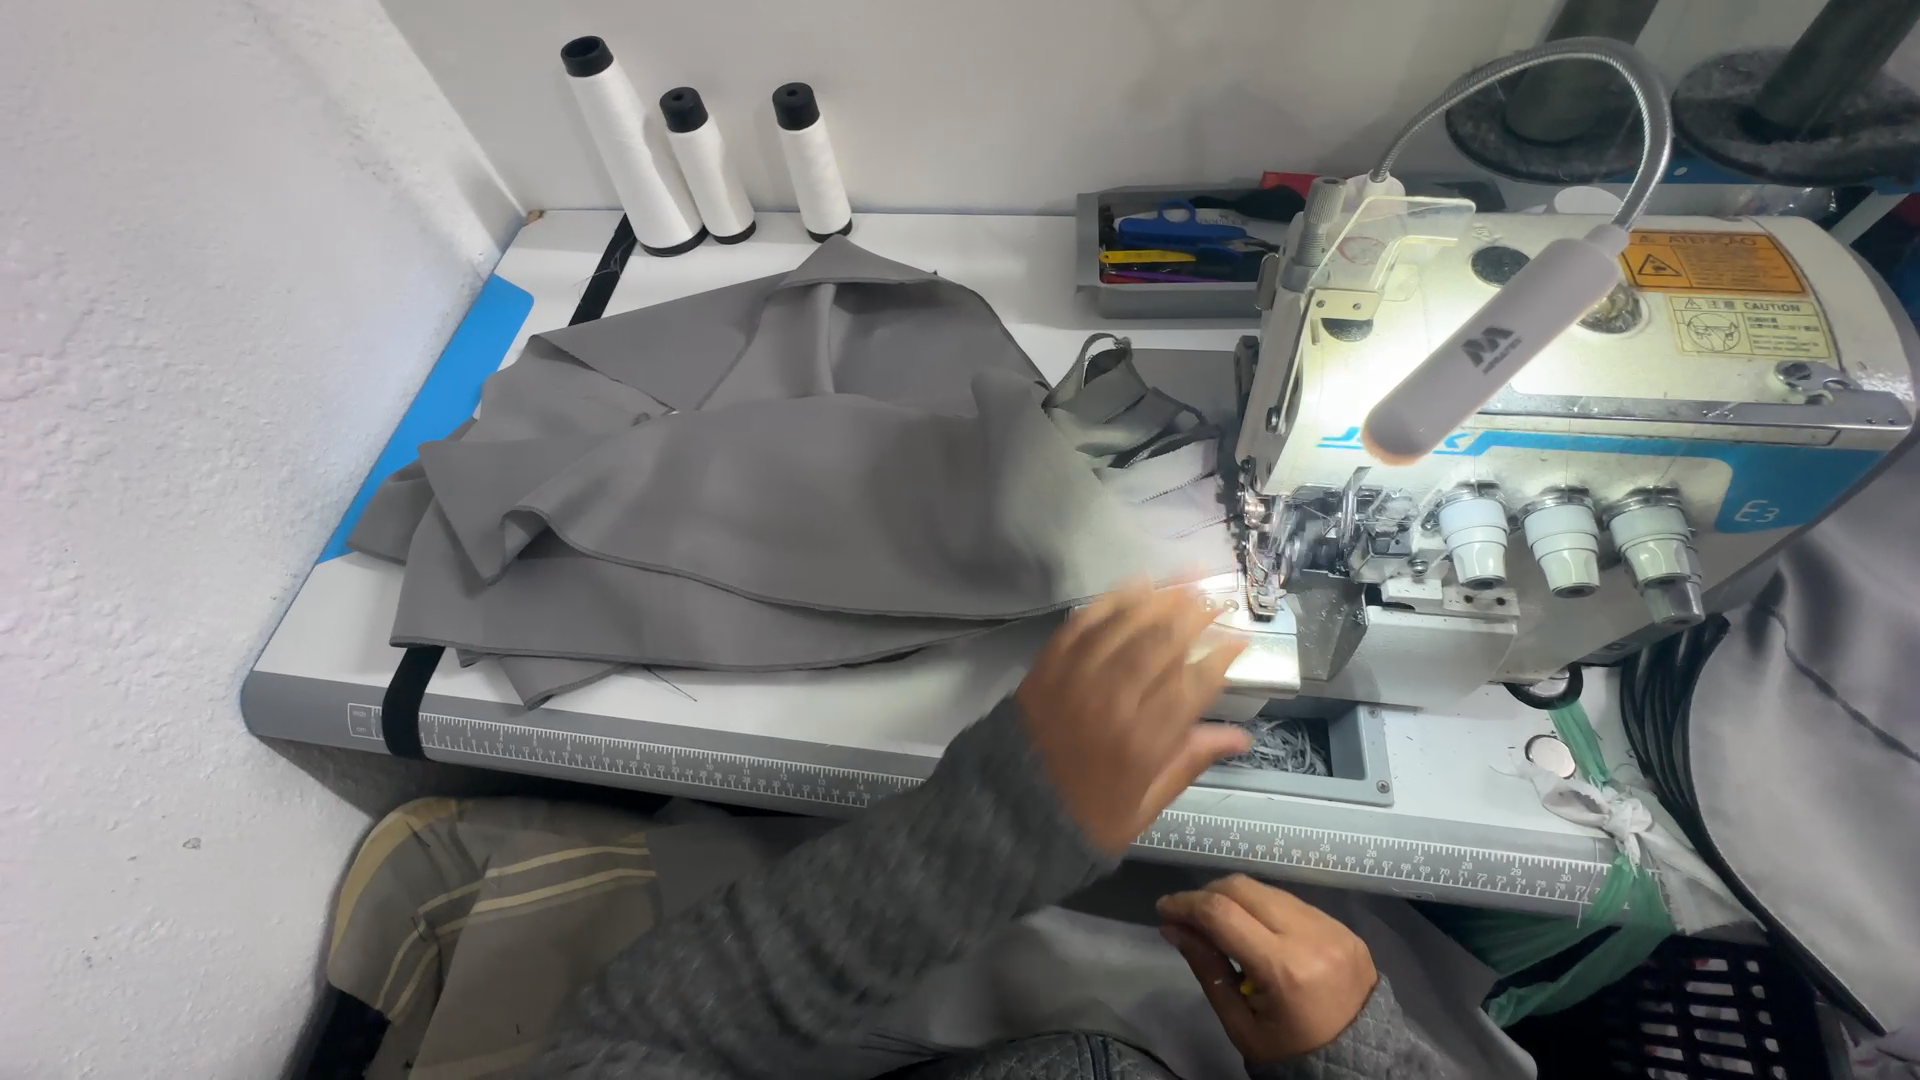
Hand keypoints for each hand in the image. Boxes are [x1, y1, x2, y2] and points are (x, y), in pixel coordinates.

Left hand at [1015, 582, 1250, 854]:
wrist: (1006, 812)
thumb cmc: (1082, 817)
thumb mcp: (1143, 806)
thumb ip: (1189, 762)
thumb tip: (1240, 736)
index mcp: (1143, 743)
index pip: (1194, 685)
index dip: (1222, 657)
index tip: (1241, 638)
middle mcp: (1113, 702)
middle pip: (1163, 644)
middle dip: (1196, 614)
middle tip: (1218, 595)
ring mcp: (1076, 678)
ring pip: (1126, 625)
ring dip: (1161, 598)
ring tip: (1189, 578)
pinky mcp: (1048, 665)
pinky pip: (1084, 622)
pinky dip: (1113, 600)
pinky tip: (1136, 585)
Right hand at [1157, 875, 1377, 1063]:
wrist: (1365, 1067)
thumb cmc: (1292, 1052)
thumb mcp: (1240, 1023)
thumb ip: (1206, 968)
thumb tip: (1172, 927)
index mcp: (1285, 969)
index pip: (1221, 913)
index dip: (1185, 904)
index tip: (1164, 909)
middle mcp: (1311, 937)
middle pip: (1241, 888)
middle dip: (1206, 894)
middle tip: (1188, 914)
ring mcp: (1332, 927)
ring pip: (1265, 889)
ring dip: (1233, 898)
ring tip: (1219, 922)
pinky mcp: (1343, 926)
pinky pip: (1290, 901)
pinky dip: (1262, 907)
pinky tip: (1255, 928)